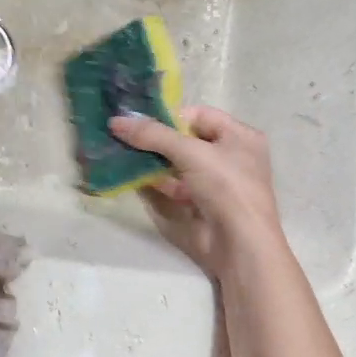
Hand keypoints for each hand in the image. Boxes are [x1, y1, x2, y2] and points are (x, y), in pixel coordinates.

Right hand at [108, 106, 287, 277]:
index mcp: (239, 136)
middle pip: (186, 138)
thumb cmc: (225, 187)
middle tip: (123, 137)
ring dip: (152, 160)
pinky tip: (135, 178)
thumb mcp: (191, 153)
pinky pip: (175, 184)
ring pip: (177, 162)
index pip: (199, 115)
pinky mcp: (200, 201)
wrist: (238, 242)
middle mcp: (229, 155)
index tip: (138, 123)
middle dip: (155, 138)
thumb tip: (116, 121)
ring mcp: (214, 181)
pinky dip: (157, 181)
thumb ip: (153, 135)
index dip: (169, 116)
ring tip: (122, 155)